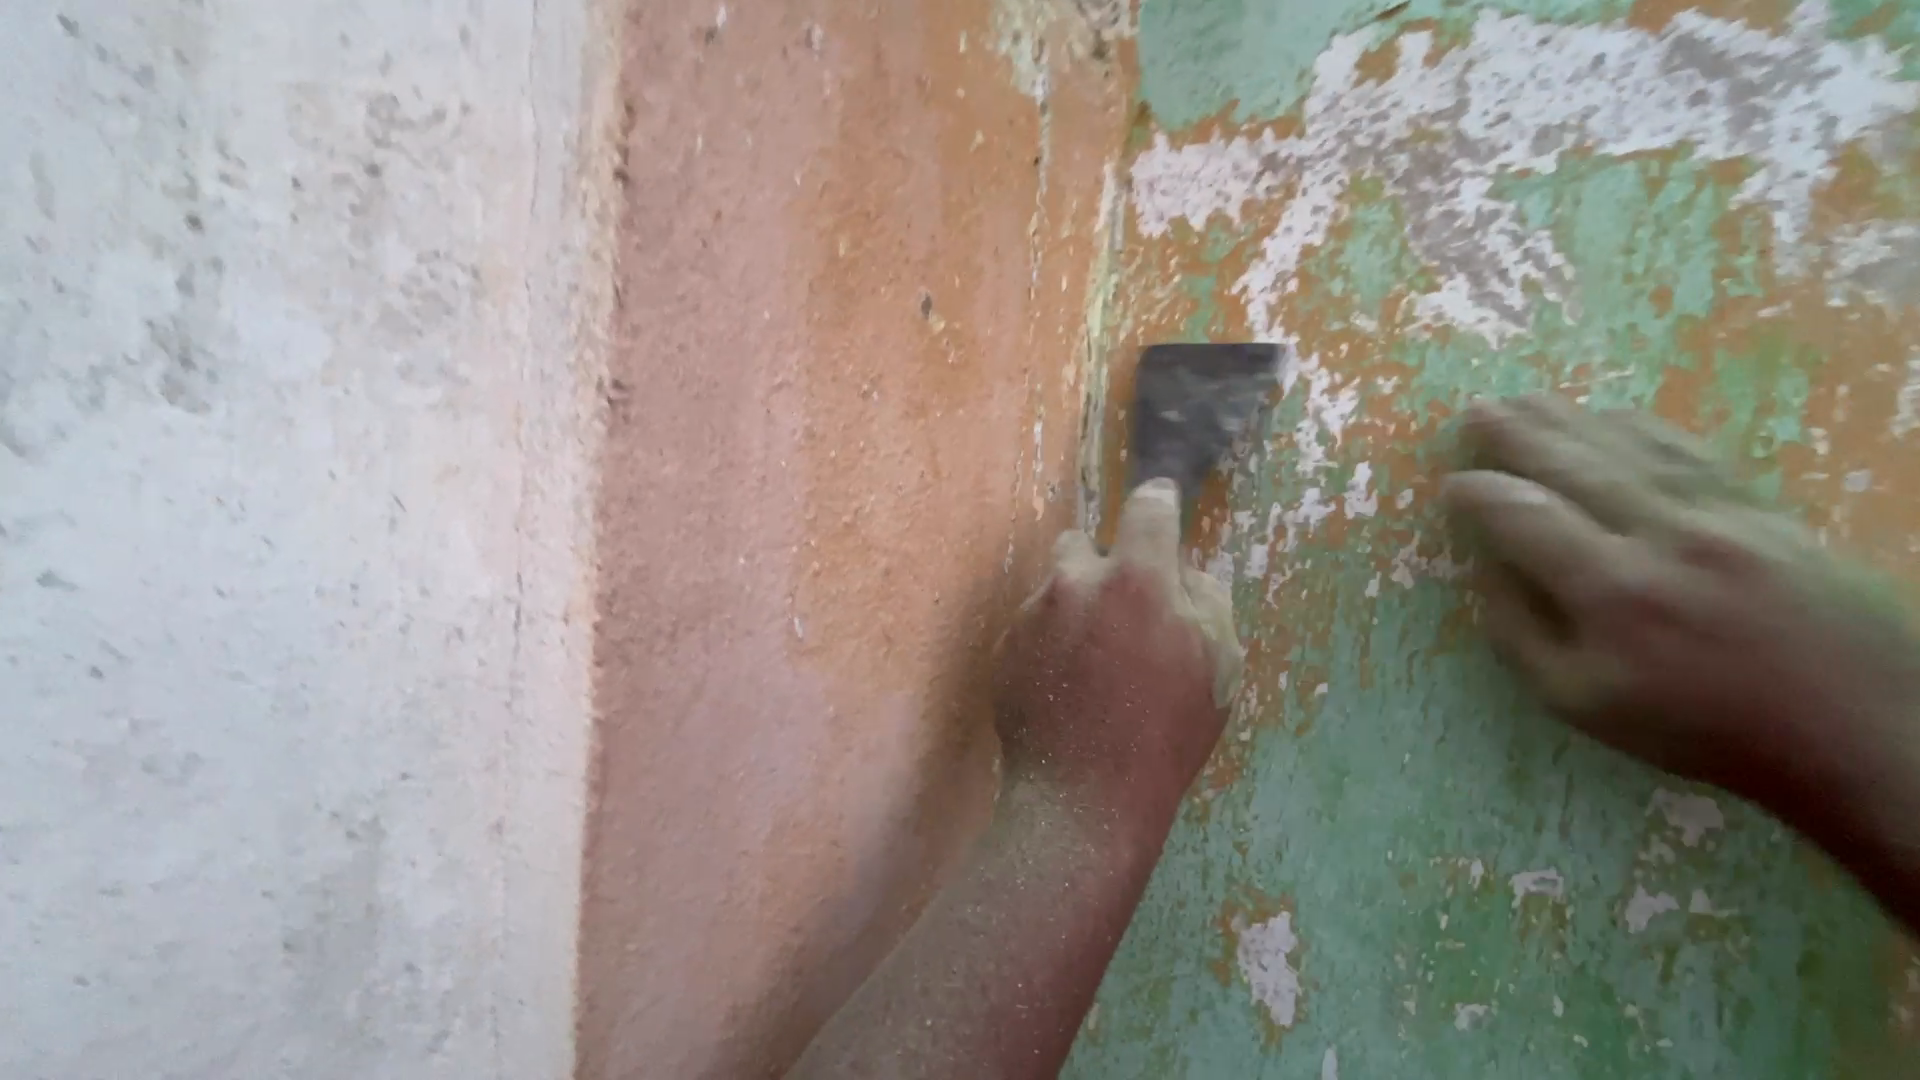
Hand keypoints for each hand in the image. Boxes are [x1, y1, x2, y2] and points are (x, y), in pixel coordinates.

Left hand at [993, 480, 1242, 827]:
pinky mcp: (1003, 646)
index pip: (1147, 507)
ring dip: (1074, 607)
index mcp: (1135, 580)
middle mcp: (1073, 582)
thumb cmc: (1164, 735)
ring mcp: (1031, 614)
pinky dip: (1048, 641)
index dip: (1159, 504)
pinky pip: (1032, 625)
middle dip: (1102, 566)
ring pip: (1055, 588)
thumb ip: (1205, 600)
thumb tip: (1182, 571)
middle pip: (1083, 543)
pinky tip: (1064, 687)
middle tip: (1122, 613)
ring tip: (1091, 665)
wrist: (1082, 798)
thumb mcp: (1218, 666)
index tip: (1161, 506)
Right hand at [1443, 395, 1919, 806]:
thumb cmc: (1698, 726)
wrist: (1860, 734)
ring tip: (1527, 398)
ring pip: (1633, 451)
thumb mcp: (1575, 700)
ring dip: (1572, 419)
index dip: (1479, 494)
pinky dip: (1645, 428)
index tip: (1451, 485)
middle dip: (1518, 435)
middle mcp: (1667, 538)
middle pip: (1576, 467)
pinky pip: (1693, 455)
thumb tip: (1487, 567)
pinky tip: (1614, 414)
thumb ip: (1516, 630)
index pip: (1524, 517)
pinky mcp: (1771, 515)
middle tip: (1477, 409)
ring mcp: (1727, 519)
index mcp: (1612, 590)